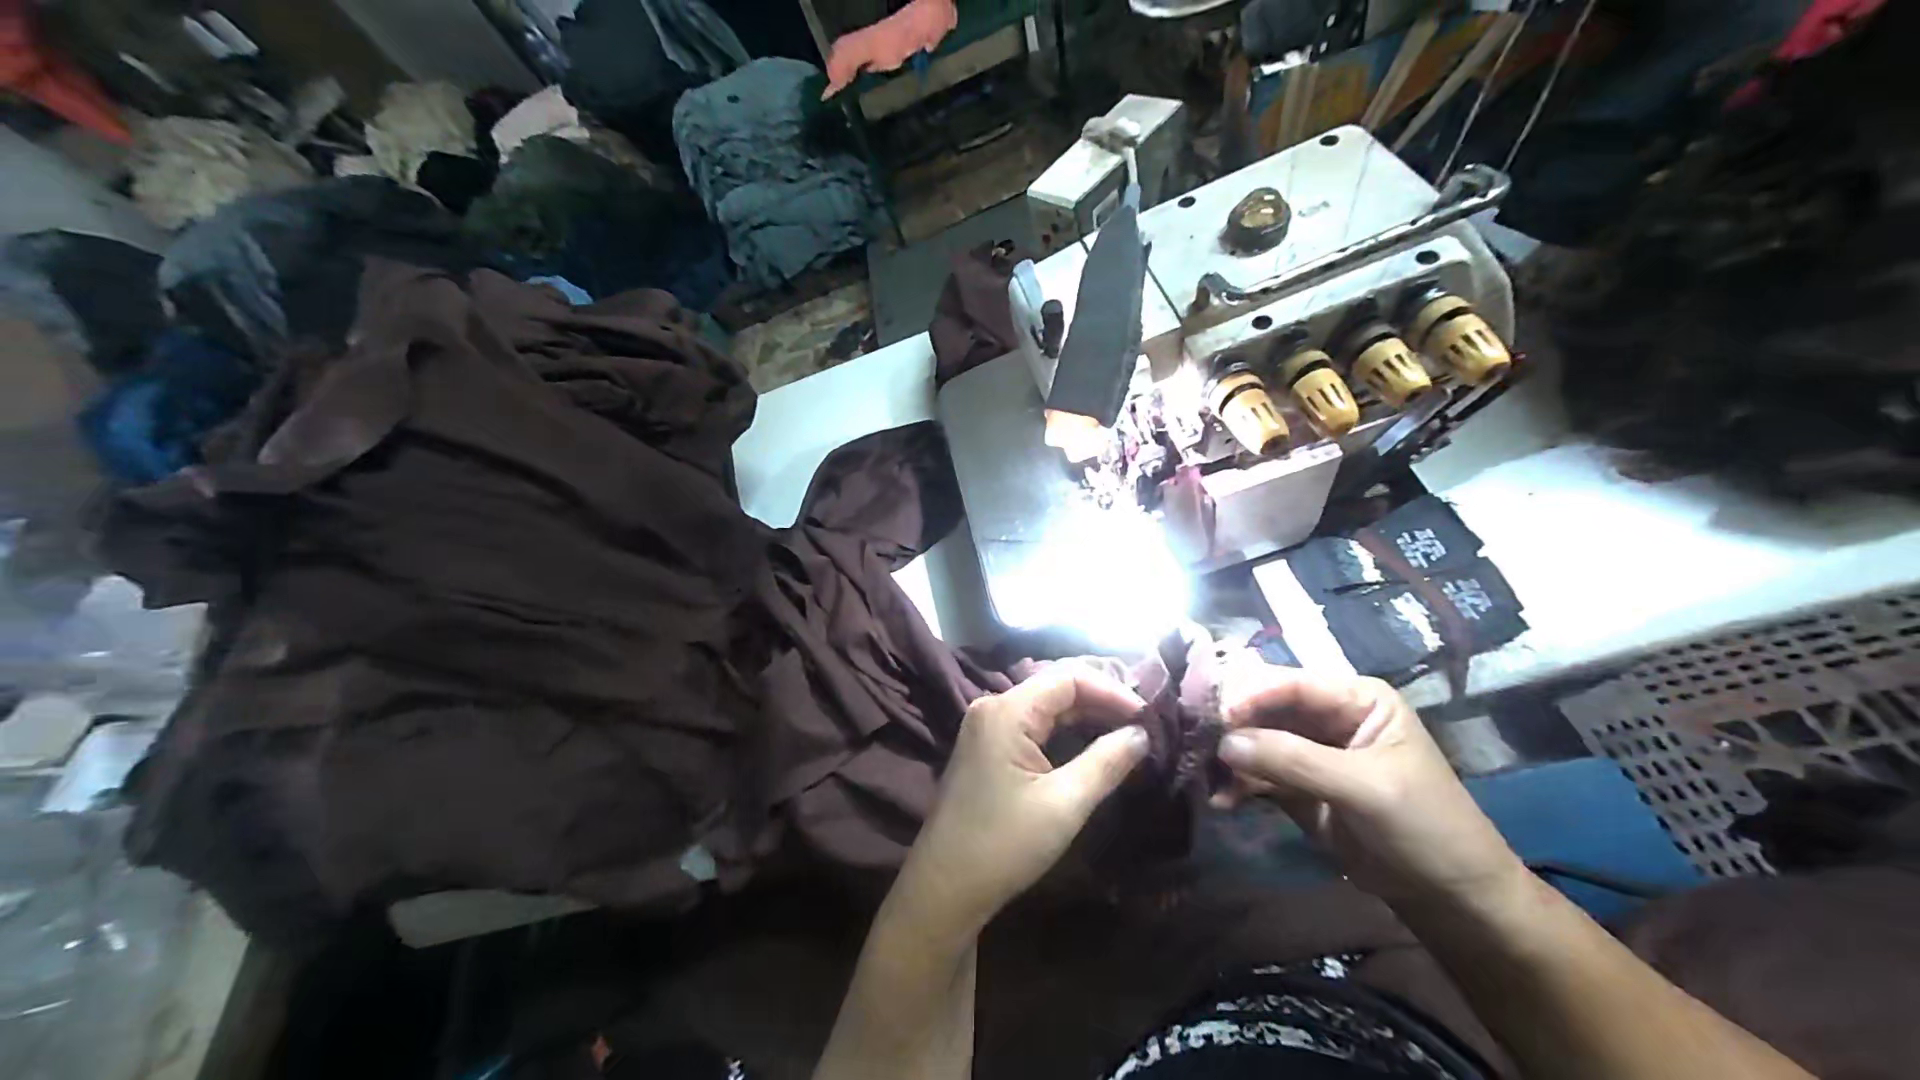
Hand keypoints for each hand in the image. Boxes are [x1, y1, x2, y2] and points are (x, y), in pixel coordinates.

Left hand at [897, 664, 1148, 930]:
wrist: (945, 888)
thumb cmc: (1004, 844)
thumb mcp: (1064, 804)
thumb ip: (1106, 762)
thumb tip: (1142, 734)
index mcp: (1006, 711)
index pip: (1067, 677)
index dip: (1111, 690)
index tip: (1148, 716)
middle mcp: (993, 708)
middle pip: (1055, 687)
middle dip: (1101, 701)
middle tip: (1144, 724)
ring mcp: (986, 728)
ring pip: (1045, 707)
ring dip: (1085, 716)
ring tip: (1127, 732)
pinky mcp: (987, 749)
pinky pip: (1033, 726)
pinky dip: (1065, 731)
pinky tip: (1092, 745)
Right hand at [1214, 668, 1523, 904]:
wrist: (1451, 897)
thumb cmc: (1425, 826)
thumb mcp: (1365, 788)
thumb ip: (1295, 760)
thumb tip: (1224, 742)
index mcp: (1355, 699)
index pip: (1291, 684)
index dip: (1250, 695)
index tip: (1216, 716)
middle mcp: (1327, 716)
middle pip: (1265, 708)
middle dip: (1232, 726)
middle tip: (1198, 742)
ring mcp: (1309, 751)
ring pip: (1254, 740)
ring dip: (1230, 759)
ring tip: (1205, 777)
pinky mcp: (1296, 784)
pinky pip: (1256, 773)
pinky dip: (1237, 785)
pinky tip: (1221, 801)